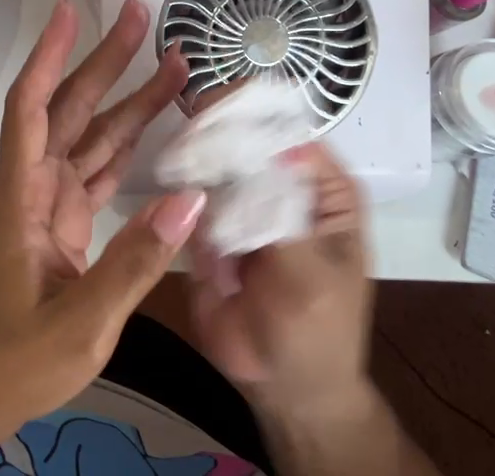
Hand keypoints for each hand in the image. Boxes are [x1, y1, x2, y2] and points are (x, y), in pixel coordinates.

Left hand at [0, 0, 202, 444]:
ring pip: (90, 134)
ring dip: (126, 97)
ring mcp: (51, 202)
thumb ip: (135, 262)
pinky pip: (99, 169)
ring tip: (171, 59)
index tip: (70, 9)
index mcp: (22, 197)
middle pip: (68, 107)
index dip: (49, 56)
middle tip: (139, 12)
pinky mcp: (66, 222)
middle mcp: (34, 186)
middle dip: (102, 58)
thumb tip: (191, 200)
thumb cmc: (19, 358)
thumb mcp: (81, 321)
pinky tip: (157, 121)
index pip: (30, 108)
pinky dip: (129, 143)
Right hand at [188, 143, 373, 417]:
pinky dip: (178, 194)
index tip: (208, 109)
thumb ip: (283, 214)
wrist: (283, 386)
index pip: (286, 133)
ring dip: (192, 162)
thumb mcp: (311, 273)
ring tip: (176, 169)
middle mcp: (279, 185)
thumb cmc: (316, 330)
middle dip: (212, 136)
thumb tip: (274, 152)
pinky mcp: (207, 225)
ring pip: (210, 161)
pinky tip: (173, 196)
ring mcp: (241, 203)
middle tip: (186, 138)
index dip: (249, 117)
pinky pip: (189, 196)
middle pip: (242, 139)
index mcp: (322, 188)